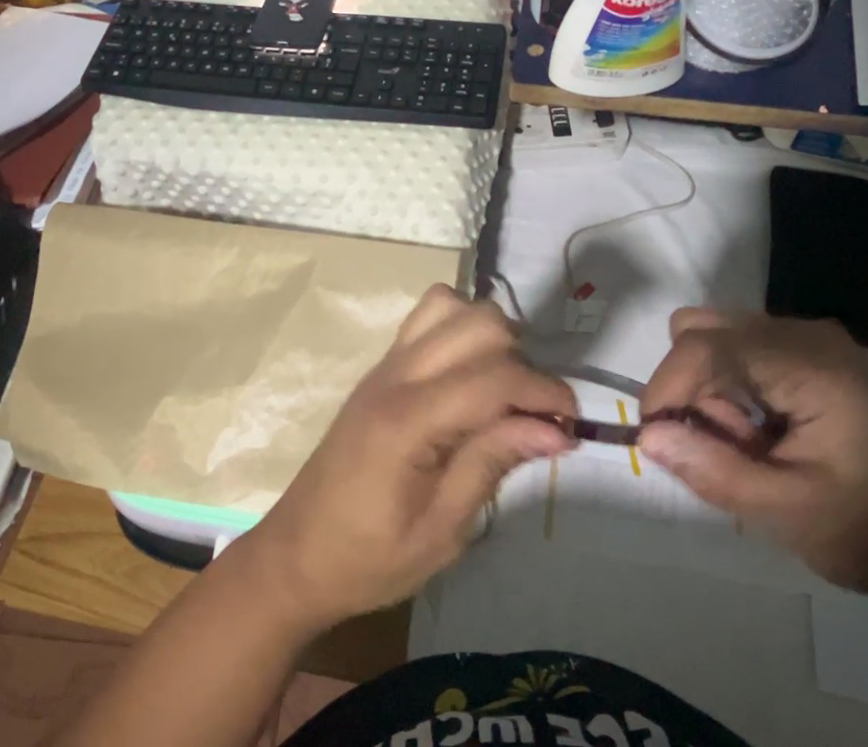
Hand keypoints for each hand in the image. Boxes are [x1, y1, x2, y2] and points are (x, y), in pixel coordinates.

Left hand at [234, 285, 576, 630]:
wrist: (295, 558)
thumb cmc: (368, 559)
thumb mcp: (441, 531)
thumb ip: (492, 465)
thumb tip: (554, 429)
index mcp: (406, 421)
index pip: (494, 378)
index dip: (545, 393)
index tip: (573, 427)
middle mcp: (393, 377)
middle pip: (478, 324)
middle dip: (523, 363)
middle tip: (535, 418)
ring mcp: (382, 367)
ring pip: (451, 307)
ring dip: (491, 338)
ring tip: (503, 393)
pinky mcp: (379, 371)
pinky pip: (426, 320)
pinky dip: (460, 331)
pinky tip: (469, 379)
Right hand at [637, 308, 867, 596]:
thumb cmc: (858, 528)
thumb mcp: (780, 510)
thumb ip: (711, 469)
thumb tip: (646, 437)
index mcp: (814, 368)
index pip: (710, 346)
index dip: (668, 386)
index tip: (652, 437)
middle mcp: (809, 336)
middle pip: (706, 330)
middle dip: (689, 387)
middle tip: (715, 443)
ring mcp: (808, 340)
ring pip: (712, 338)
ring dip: (706, 391)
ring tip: (743, 444)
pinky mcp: (802, 353)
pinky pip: (733, 352)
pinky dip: (724, 391)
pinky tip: (754, 432)